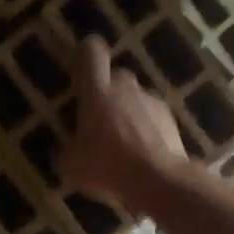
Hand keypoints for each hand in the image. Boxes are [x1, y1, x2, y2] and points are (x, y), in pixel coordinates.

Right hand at [56, 37, 187, 206]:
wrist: (159, 181)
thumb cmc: (108, 167)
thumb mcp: (72, 167)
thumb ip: (64, 152)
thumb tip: (62, 150)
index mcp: (97, 92)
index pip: (91, 52)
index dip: (85, 53)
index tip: (80, 67)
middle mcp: (126, 87)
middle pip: (115, 76)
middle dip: (107, 92)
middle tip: (98, 120)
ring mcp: (151, 100)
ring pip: (135, 98)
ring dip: (128, 113)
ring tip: (123, 143)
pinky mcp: (170, 118)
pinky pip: (153, 116)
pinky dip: (147, 129)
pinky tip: (143, 153)